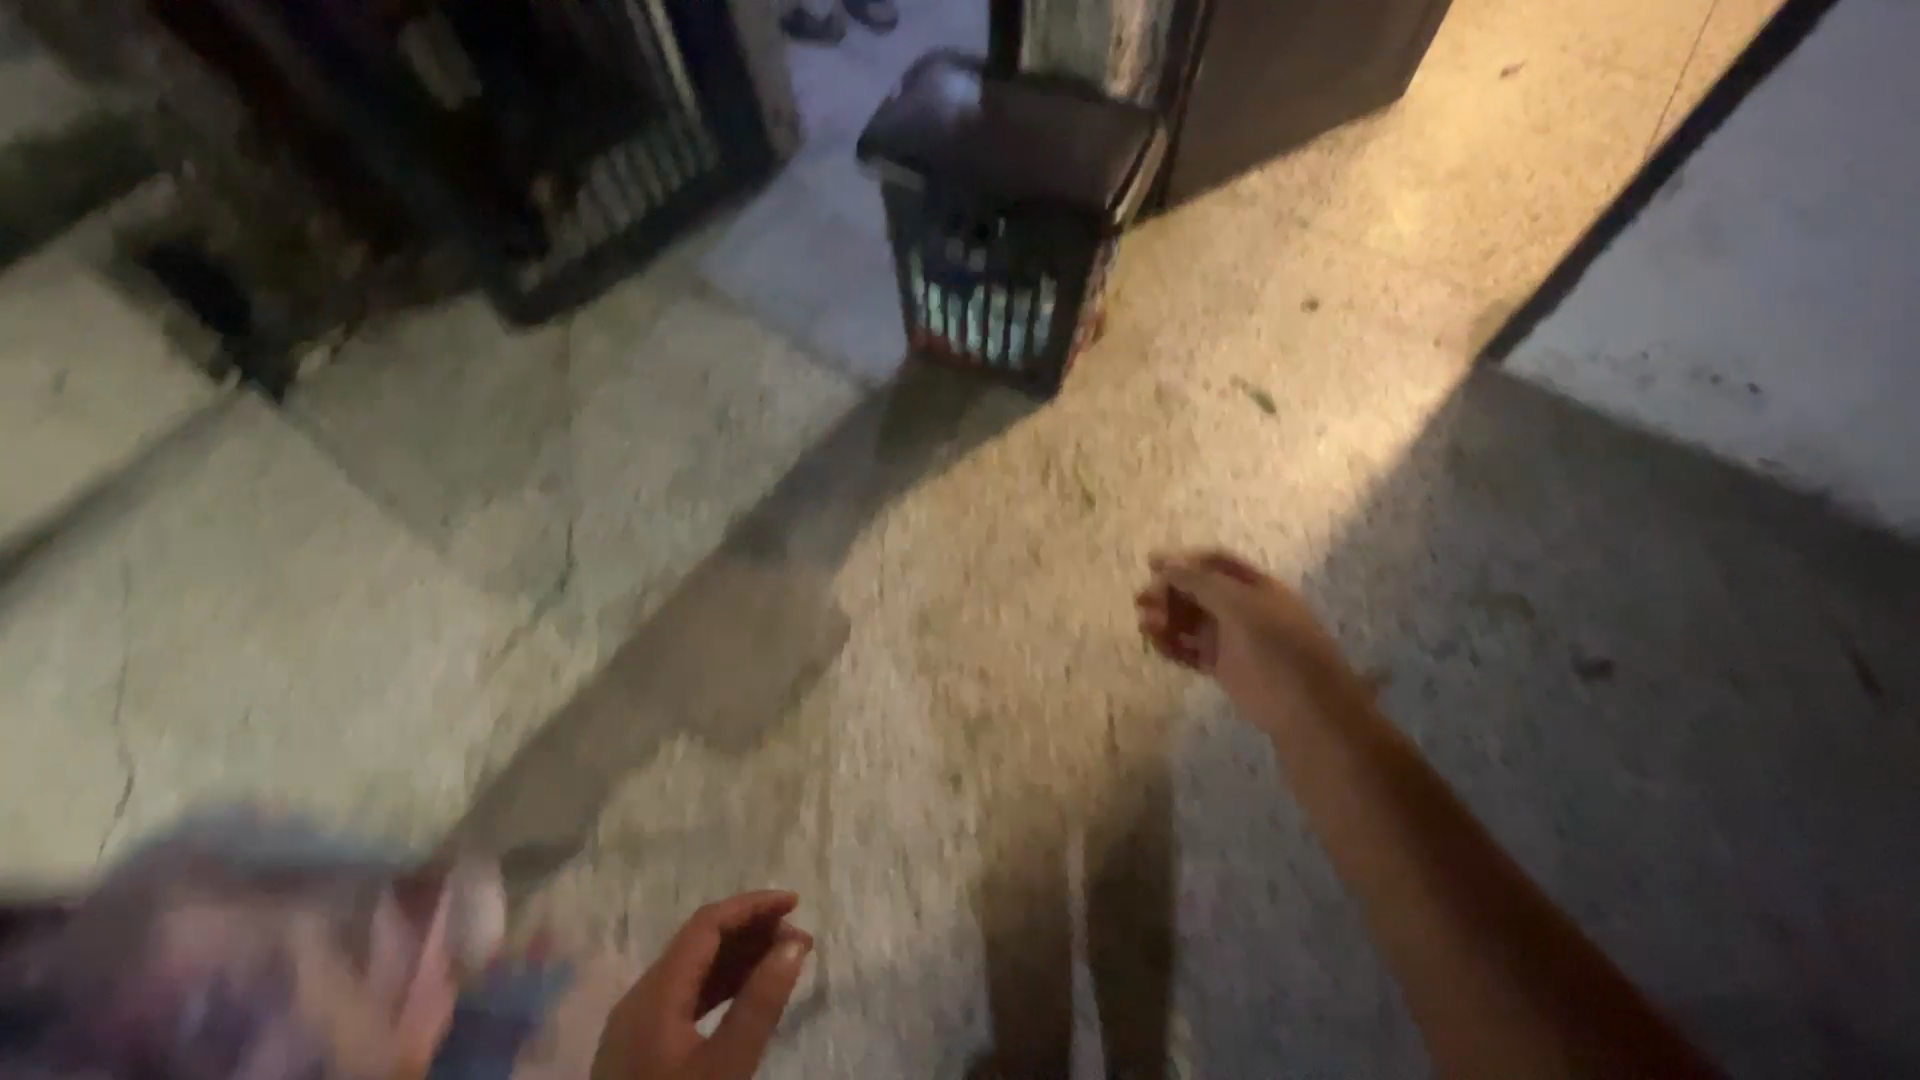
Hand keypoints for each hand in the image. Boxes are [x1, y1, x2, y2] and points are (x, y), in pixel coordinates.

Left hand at [592, 891, 813, 1079]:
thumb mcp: (726, 1067)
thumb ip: (760, 1003)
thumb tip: (793, 945)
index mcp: (655, 993)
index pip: (706, 925)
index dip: (752, 906)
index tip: (796, 903)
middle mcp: (642, 998)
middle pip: (699, 943)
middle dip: (751, 931)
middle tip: (800, 940)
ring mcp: (638, 1025)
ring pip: (694, 970)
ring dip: (740, 957)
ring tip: (786, 960)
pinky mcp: (642, 1050)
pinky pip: (688, 998)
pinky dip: (723, 986)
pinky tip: (750, 994)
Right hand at [1135, 549, 1350, 719]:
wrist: (1305, 707)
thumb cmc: (1276, 647)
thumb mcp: (1239, 604)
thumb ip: (1200, 582)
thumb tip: (1164, 563)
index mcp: (1254, 586)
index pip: (1214, 563)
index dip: (1183, 561)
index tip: (1150, 565)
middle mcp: (1242, 608)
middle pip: (1197, 591)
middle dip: (1168, 593)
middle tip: (1143, 603)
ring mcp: (1232, 639)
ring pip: (1190, 621)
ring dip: (1165, 619)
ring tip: (1147, 628)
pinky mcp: (1222, 667)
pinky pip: (1190, 650)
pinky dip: (1172, 646)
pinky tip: (1157, 646)